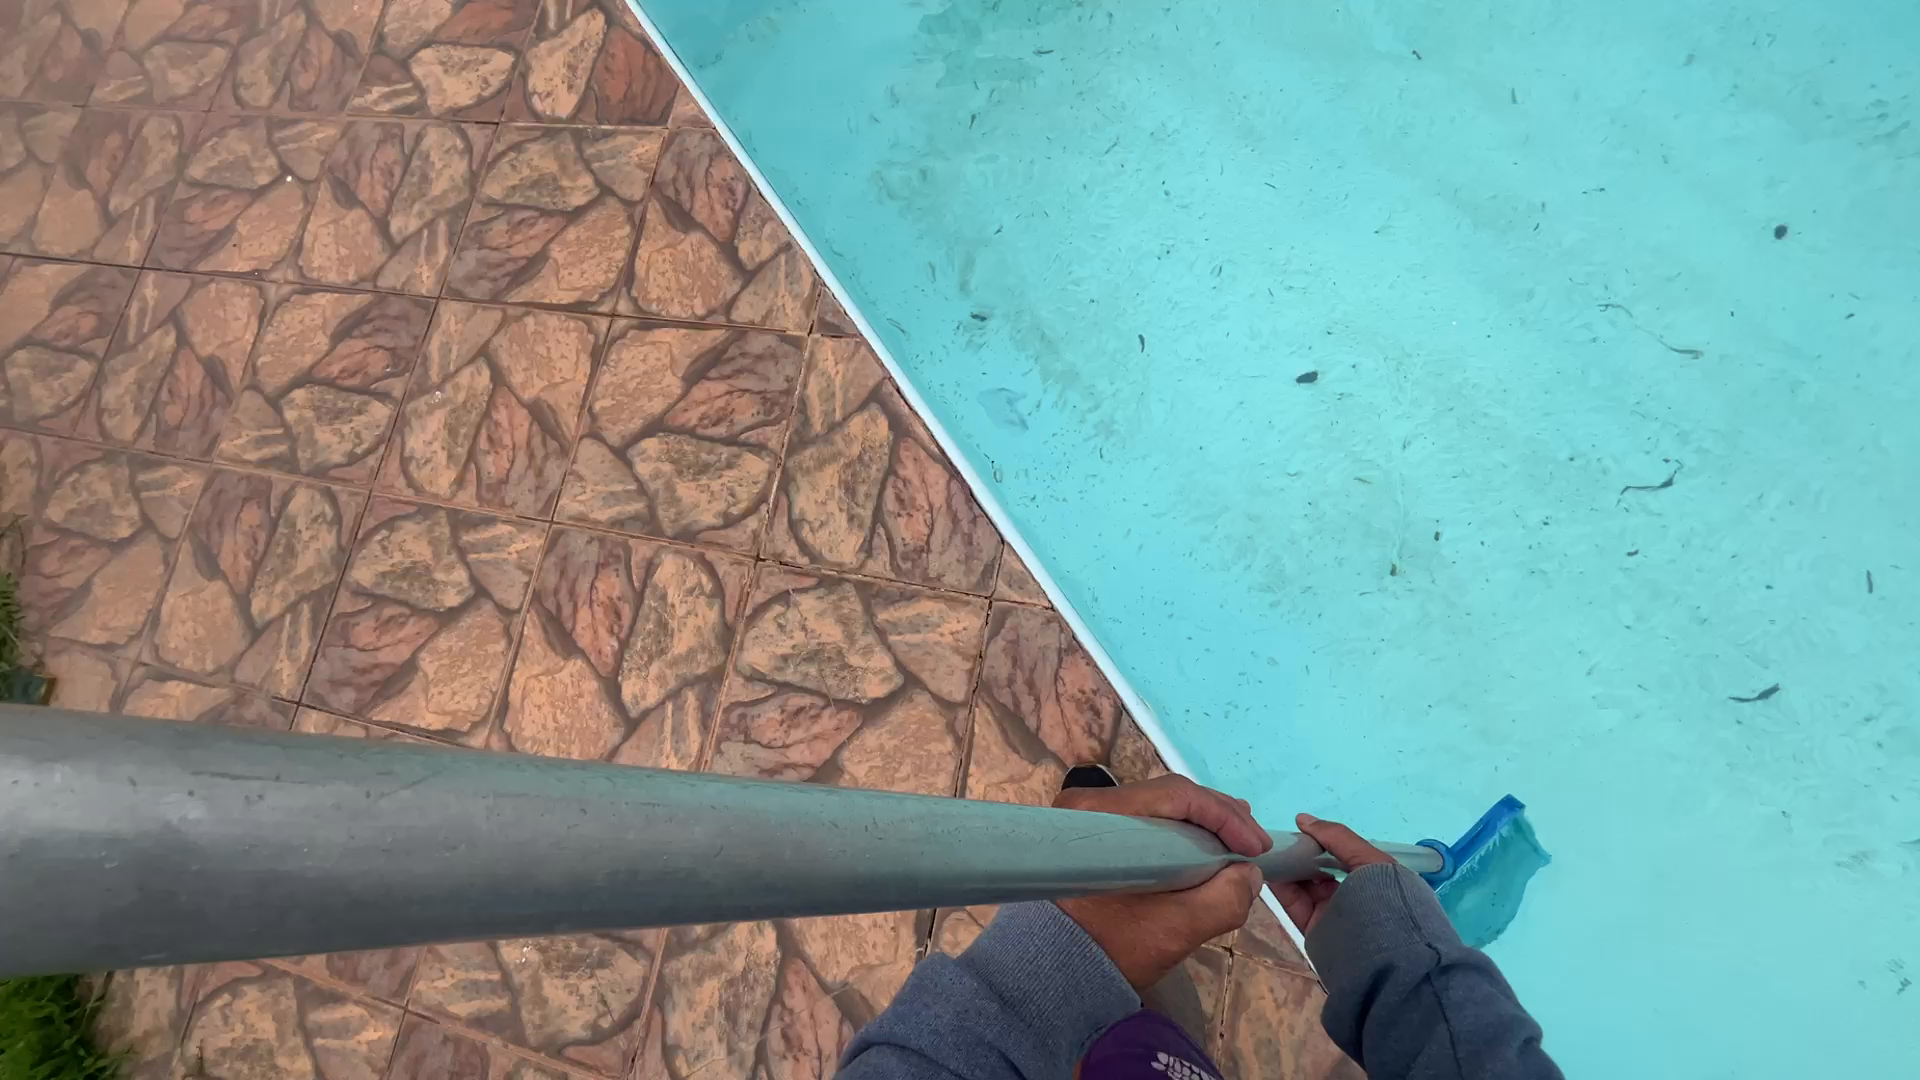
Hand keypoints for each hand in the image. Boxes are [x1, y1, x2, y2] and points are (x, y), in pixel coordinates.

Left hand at [1053, 775, 1271, 990]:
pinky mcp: (1090, 832)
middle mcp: (1089, 801)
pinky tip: (1201, 845)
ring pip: (1156, 805)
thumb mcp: (1171, 930)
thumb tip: (1250, 873)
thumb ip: (1220, 900)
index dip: (1224, 815)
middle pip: (1167, 794)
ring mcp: (1087, 814)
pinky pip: (1143, 819)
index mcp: (1101, 813)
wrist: (1047, 969)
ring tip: (1238, 840)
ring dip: (1199, 821)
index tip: (1258, 847)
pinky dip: (1176, 830)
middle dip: (1217, 815)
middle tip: (1256, 841)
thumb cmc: (1107, 948)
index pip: (1175, 794)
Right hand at [1269, 813, 1395, 934]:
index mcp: (1370, 878)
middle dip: (1300, 853)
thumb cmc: (1385, 901)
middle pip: (1318, 868)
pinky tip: (1268, 868)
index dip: (1320, 840)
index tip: (1299, 829)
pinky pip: (1293, 902)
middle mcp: (1350, 894)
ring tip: (1269, 850)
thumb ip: (1338, 837)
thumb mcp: (1371, 861)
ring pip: (1303, 884)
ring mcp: (1331, 912)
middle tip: (1280, 840)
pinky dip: (1280, 886)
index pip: (1340, 854)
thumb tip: (1302, 819)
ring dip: (1287, 866)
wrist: (1388, 958)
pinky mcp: (1314, 928)